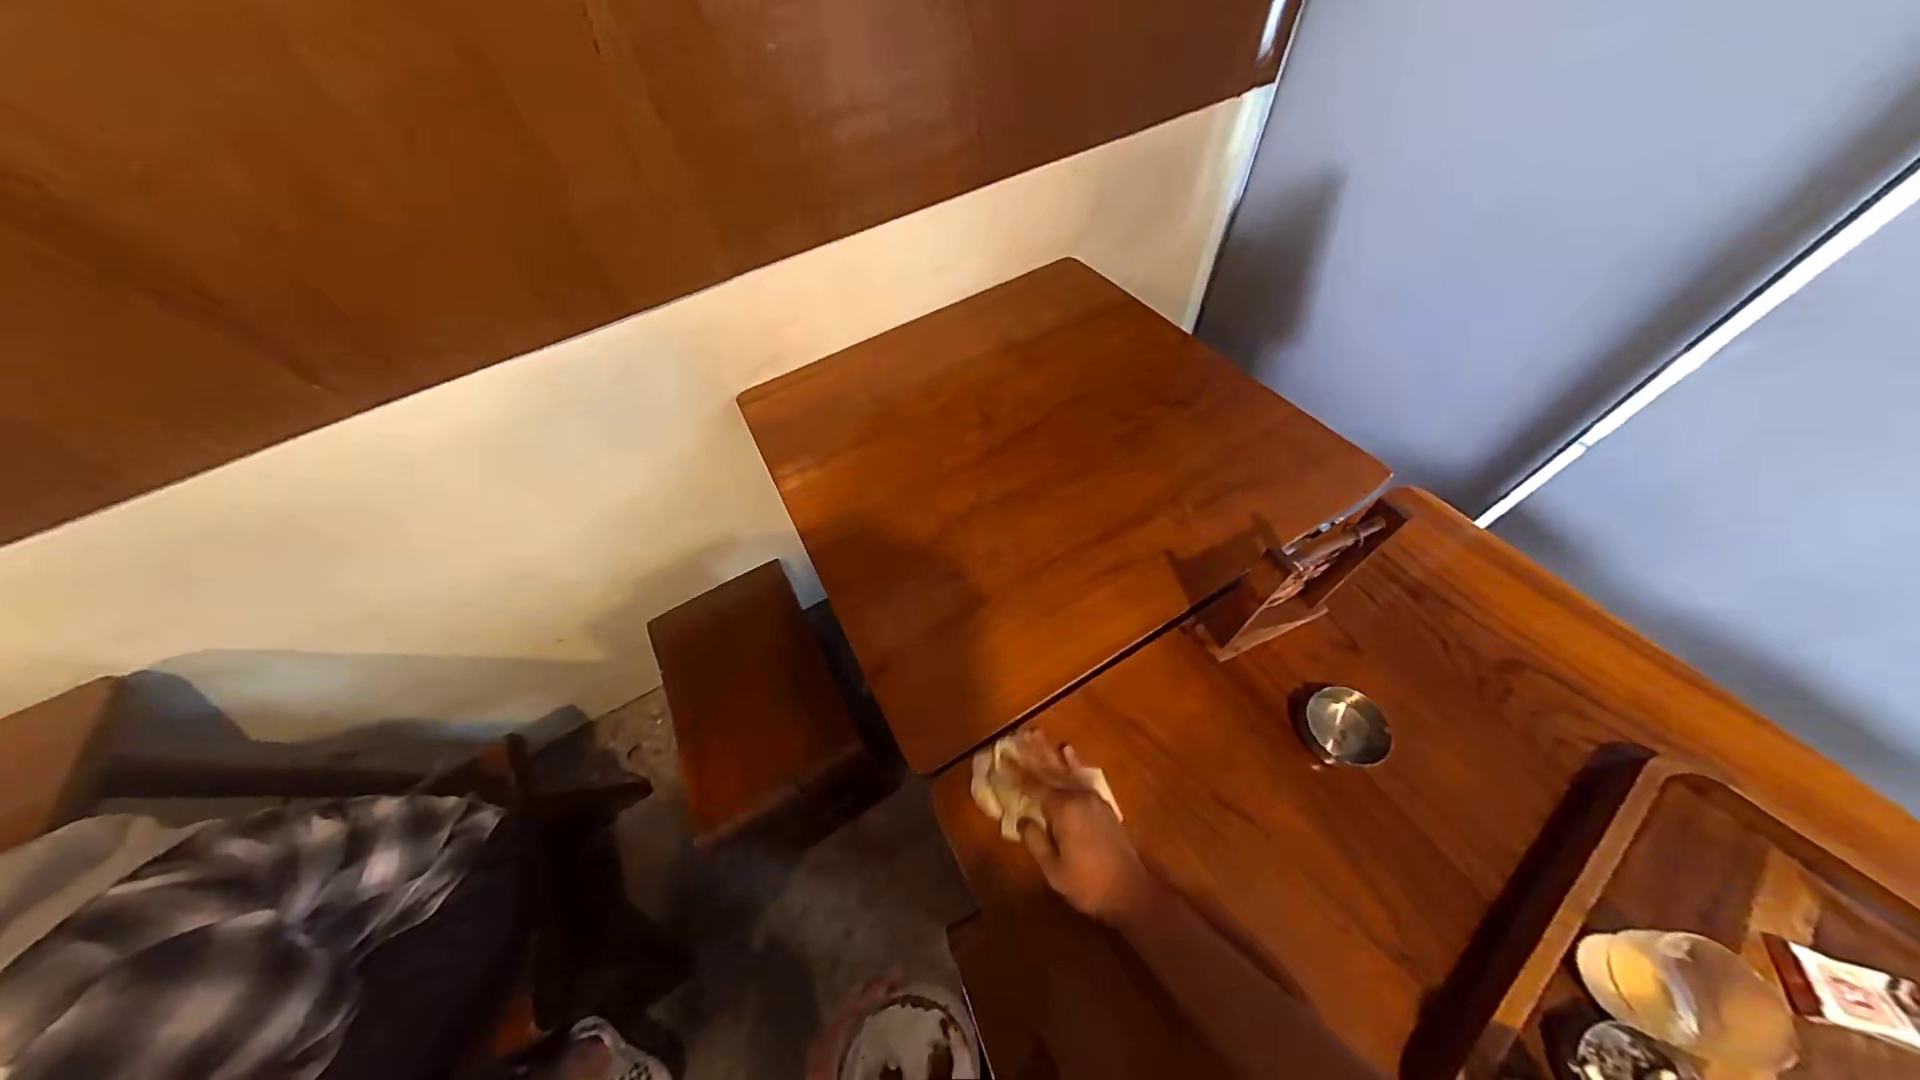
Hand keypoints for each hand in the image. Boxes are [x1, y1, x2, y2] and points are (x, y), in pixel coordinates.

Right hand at [1008, 736, 1151, 924]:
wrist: (1131, 892)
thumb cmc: (1088, 885)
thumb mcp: (1054, 870)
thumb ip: (1036, 841)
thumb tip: (1022, 820)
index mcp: (1063, 810)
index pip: (1033, 786)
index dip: (1015, 774)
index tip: (1000, 760)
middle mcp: (1077, 796)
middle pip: (1049, 770)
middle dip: (1031, 753)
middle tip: (1015, 735)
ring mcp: (1092, 798)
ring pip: (1064, 769)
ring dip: (1049, 751)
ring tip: (1036, 734)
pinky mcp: (1101, 804)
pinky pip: (1081, 776)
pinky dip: (1072, 762)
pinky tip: (1067, 751)